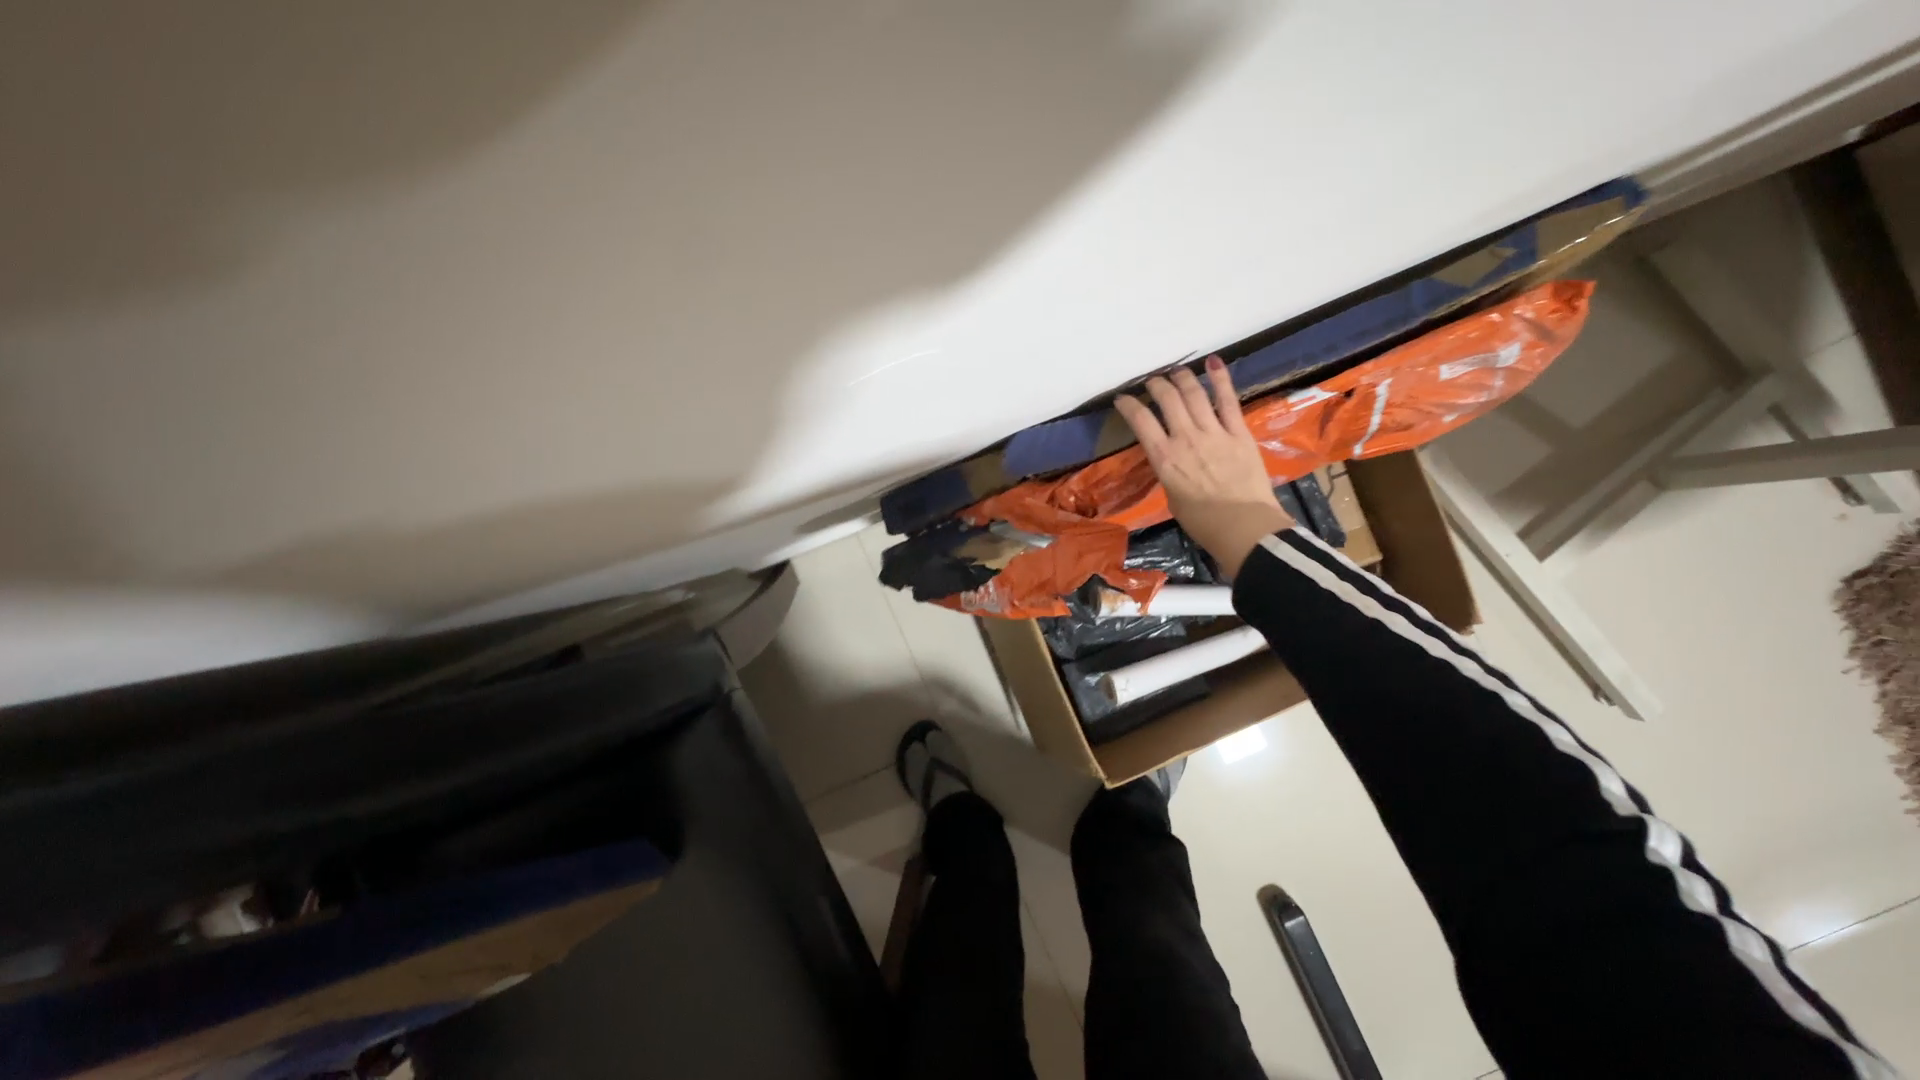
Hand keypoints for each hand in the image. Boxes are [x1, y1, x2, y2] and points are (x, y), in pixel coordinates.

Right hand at [1113, 356, 1293, 578]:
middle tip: (1153, 382)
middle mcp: (1185, 438)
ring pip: (1194, 393)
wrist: (1243, 527)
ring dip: (1182, 377)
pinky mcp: (1238, 432)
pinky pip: (1227, 400)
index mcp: (1164, 458)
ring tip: (1176, 371)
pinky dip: (1219, 378)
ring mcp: (1213, 432)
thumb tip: (1172, 460)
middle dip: (1156, 385)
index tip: (1123, 398)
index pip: (1140, 421)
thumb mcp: (1172, 498)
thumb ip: (1170, 472)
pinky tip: (1213, 362)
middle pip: (1167, 399)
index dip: (1128, 405)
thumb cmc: (1203, 522)